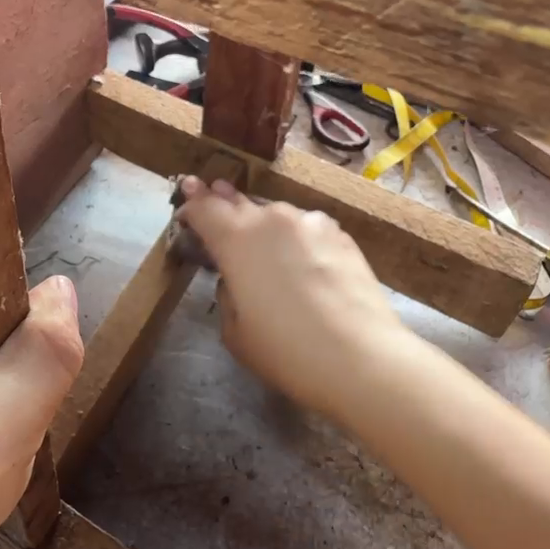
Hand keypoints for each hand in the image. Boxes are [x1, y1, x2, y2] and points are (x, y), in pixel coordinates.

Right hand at [177, 176, 409, 417]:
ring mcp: (309, 222)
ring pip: (277, 216)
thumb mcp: (235, 332)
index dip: (193, 201)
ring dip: (265, 226)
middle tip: (215, 194)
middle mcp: (271, 219)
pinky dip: (298, 239)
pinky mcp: (341, 234)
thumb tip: (237, 279)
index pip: (204, 207)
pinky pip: (307, 229)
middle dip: (224, 202)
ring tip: (267, 248)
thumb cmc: (286, 351)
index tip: (187, 191)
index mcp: (235, 239)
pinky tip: (305, 264)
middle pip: (239, 203)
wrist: (361, 358)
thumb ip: (228, 294)